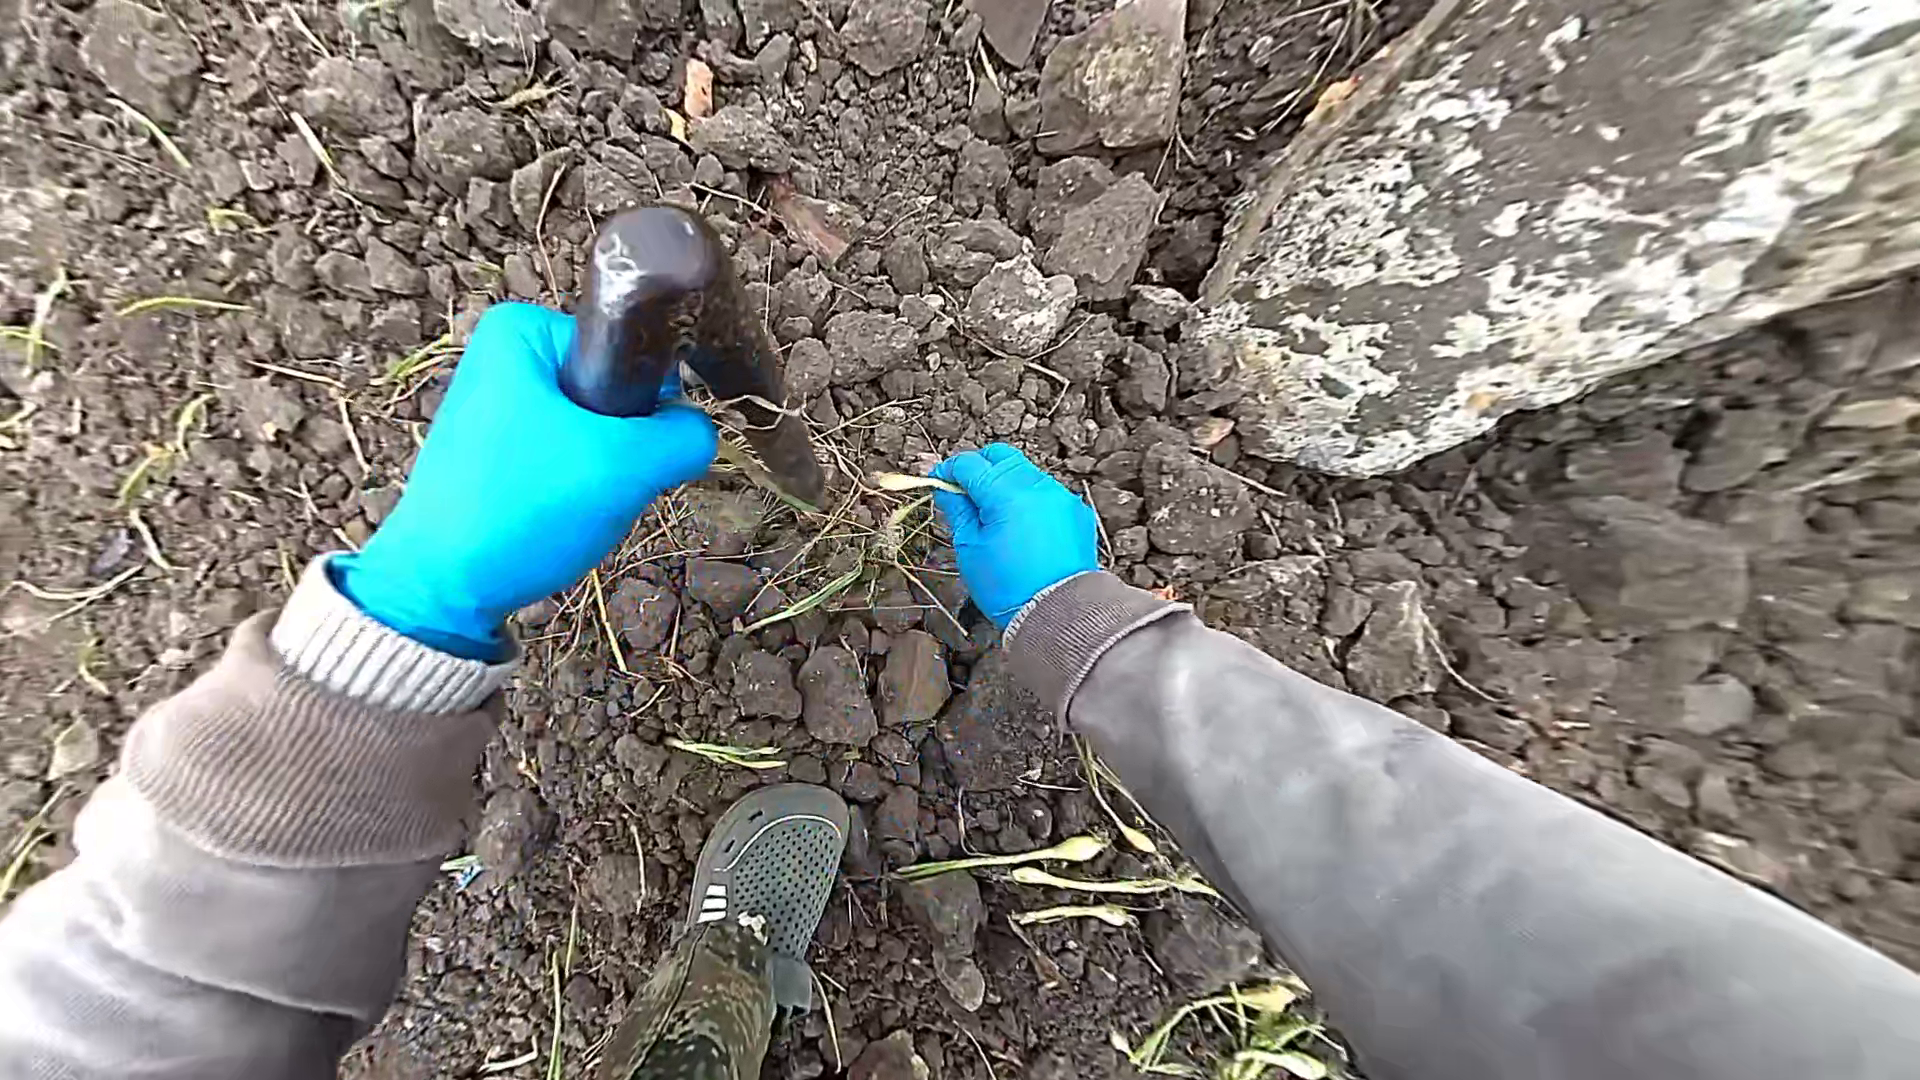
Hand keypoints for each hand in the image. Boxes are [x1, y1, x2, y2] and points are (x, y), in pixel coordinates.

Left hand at [334, 302, 716, 659]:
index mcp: (525, 331)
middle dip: (634, 442)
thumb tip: (701, 431)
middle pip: (623, 393)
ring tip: (588, 496)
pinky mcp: (508, 443)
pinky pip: (582, 449)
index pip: (634, 356)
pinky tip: (573, 505)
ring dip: (618, 466)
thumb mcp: (628, 465)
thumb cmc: (530, 507)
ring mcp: (508, 402)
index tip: (634, 450)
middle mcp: (511, 355)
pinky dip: (593, 479)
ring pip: (609, 426)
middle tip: (611, 478)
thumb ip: (687, 436)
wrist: (449, 584)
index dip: (653, 406)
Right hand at [931, 443, 1099, 627]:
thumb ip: (958, 511)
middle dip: (978, 468)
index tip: (938, 481)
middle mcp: (1038, 486)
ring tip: (993, 514)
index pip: (970, 464)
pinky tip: (1020, 525)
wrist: (1059, 614)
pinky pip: (1046, 491)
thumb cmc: (1009, 587)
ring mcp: (1061, 496)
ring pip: (1024, 471)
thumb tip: (946, 489)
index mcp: (1008, 494)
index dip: (949, 471)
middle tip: (964, 492)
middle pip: (1000, 456)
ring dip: (1004, 482)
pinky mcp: (1075, 511)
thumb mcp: (970, 548)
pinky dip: (1028, 498)